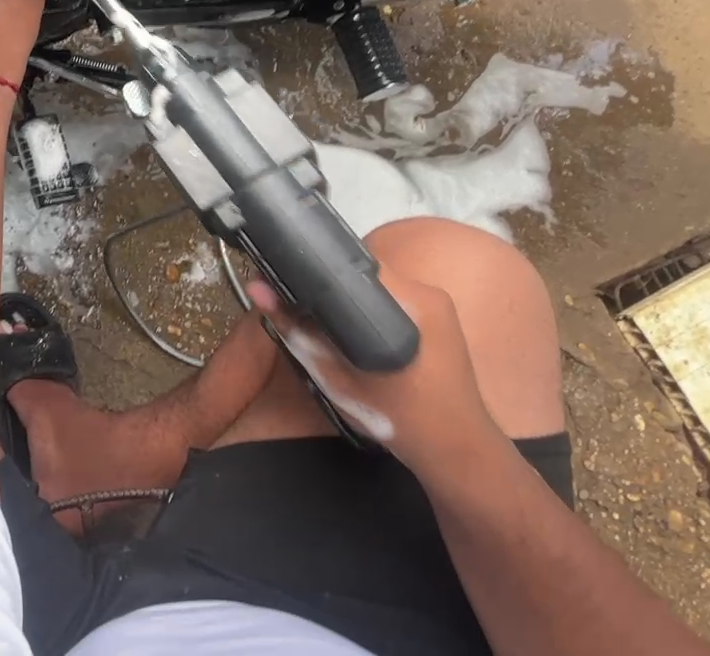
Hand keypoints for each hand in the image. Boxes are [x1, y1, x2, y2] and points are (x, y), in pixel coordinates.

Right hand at [248, 267, 502, 476]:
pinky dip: (360, 306)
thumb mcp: (332, 372)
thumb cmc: (394, 413)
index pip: (348, 258)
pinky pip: (387, 300)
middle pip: (358, 271)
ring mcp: (436, 305)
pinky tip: (340, 323)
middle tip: (287, 293)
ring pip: (371, 286)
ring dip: (342, 294)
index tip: (278, 266)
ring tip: (308, 307)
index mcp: (409, 297)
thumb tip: (255, 287)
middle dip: (322, 280)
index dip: (309, 259)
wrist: (454, 450)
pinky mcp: (436, 319)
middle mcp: (426, 291)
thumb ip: (292, 328)